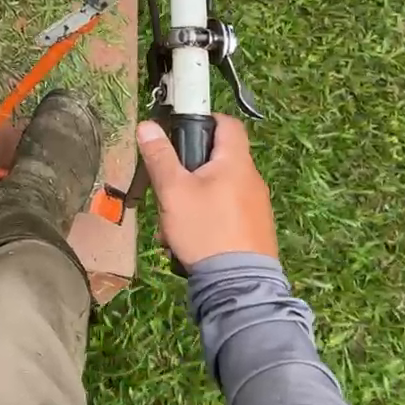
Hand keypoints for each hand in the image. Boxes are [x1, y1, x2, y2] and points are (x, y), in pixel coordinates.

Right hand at [137, 115, 277, 265]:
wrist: (238, 285)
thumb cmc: (205, 229)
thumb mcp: (173, 190)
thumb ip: (160, 157)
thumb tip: (148, 126)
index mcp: (236, 163)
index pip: (227, 124)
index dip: (204, 119)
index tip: (180, 130)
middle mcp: (251, 180)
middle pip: (219, 156)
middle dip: (189, 164)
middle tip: (168, 180)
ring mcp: (256, 205)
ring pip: (219, 185)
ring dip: (194, 192)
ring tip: (174, 213)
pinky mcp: (254, 228)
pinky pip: (226, 208)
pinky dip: (206, 212)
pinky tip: (189, 232)